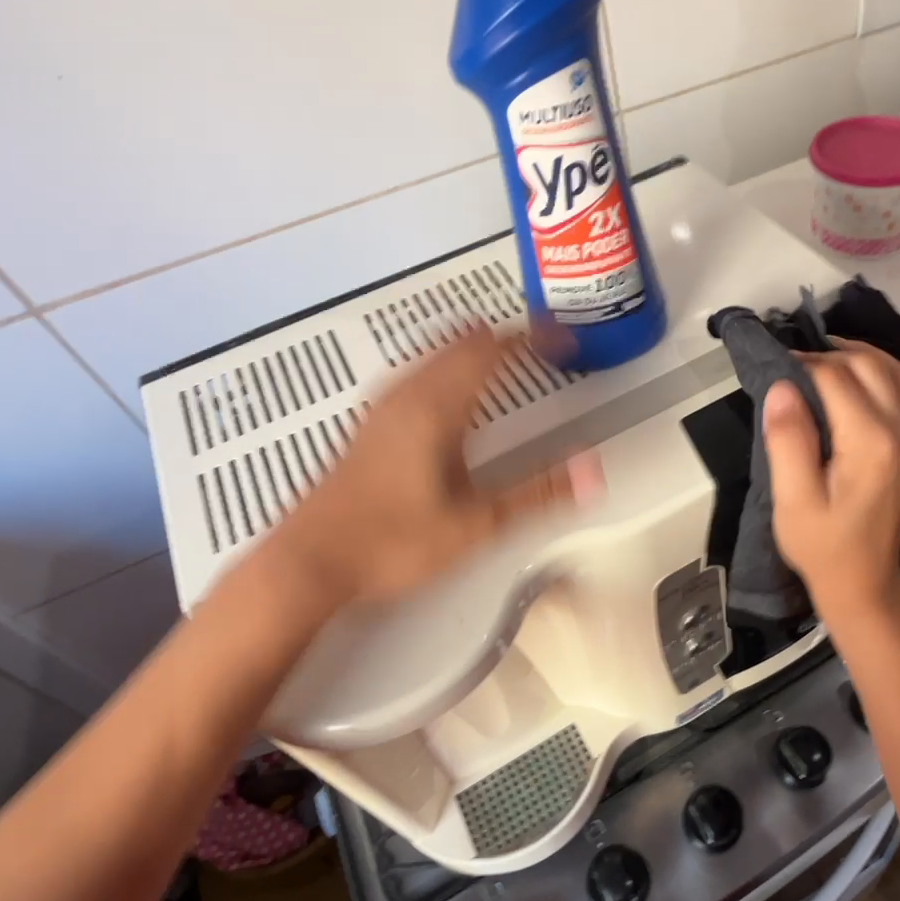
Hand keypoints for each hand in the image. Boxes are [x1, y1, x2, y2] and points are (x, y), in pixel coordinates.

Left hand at [260, 326, 599, 613]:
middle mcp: (405, 394)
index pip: (493, 348)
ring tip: (504, 362)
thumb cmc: (390, 541)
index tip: (565, 341)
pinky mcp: (365, 425)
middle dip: (506, 337)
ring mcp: (379, 407)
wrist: (306, 563)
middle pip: (461, 340)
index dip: (534, 338)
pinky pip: (414, 374)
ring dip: (472, 350)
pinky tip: (449, 400)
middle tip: (542, 346)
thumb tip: (593, 472)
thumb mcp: (476, 523)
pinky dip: (445, 368)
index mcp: (436, 406)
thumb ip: (538, 493)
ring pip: (432, 354)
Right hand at [762, 337, 899, 616]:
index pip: (836, 378)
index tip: (775, 364)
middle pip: (868, 365)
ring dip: (863, 354)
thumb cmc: (820, 544)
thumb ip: (788, 439)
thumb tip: (781, 385)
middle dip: (830, 354)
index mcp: (870, 443)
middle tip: (794, 363)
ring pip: (895, 372)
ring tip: (828, 352)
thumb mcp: (792, 499)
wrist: (861, 580)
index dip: (803, 363)